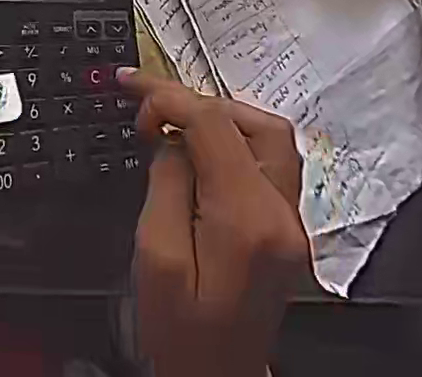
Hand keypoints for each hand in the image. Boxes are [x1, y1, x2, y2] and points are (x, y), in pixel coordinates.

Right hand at [120, 68, 309, 376]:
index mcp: (246, 221)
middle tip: (149, 109)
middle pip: (248, 121)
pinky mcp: (285, 222)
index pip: (213, 126)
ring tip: (173, 122)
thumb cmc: (180, 332)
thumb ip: (166, 184)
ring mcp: (290, 218)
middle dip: (193, 102)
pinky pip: (266, 156)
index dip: (168, 97)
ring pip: (265, 132)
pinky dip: (230, 136)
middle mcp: (280, 213)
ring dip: (217, 115)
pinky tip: (199, 145)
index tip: (132, 88)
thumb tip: (172, 140)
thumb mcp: (155, 257)